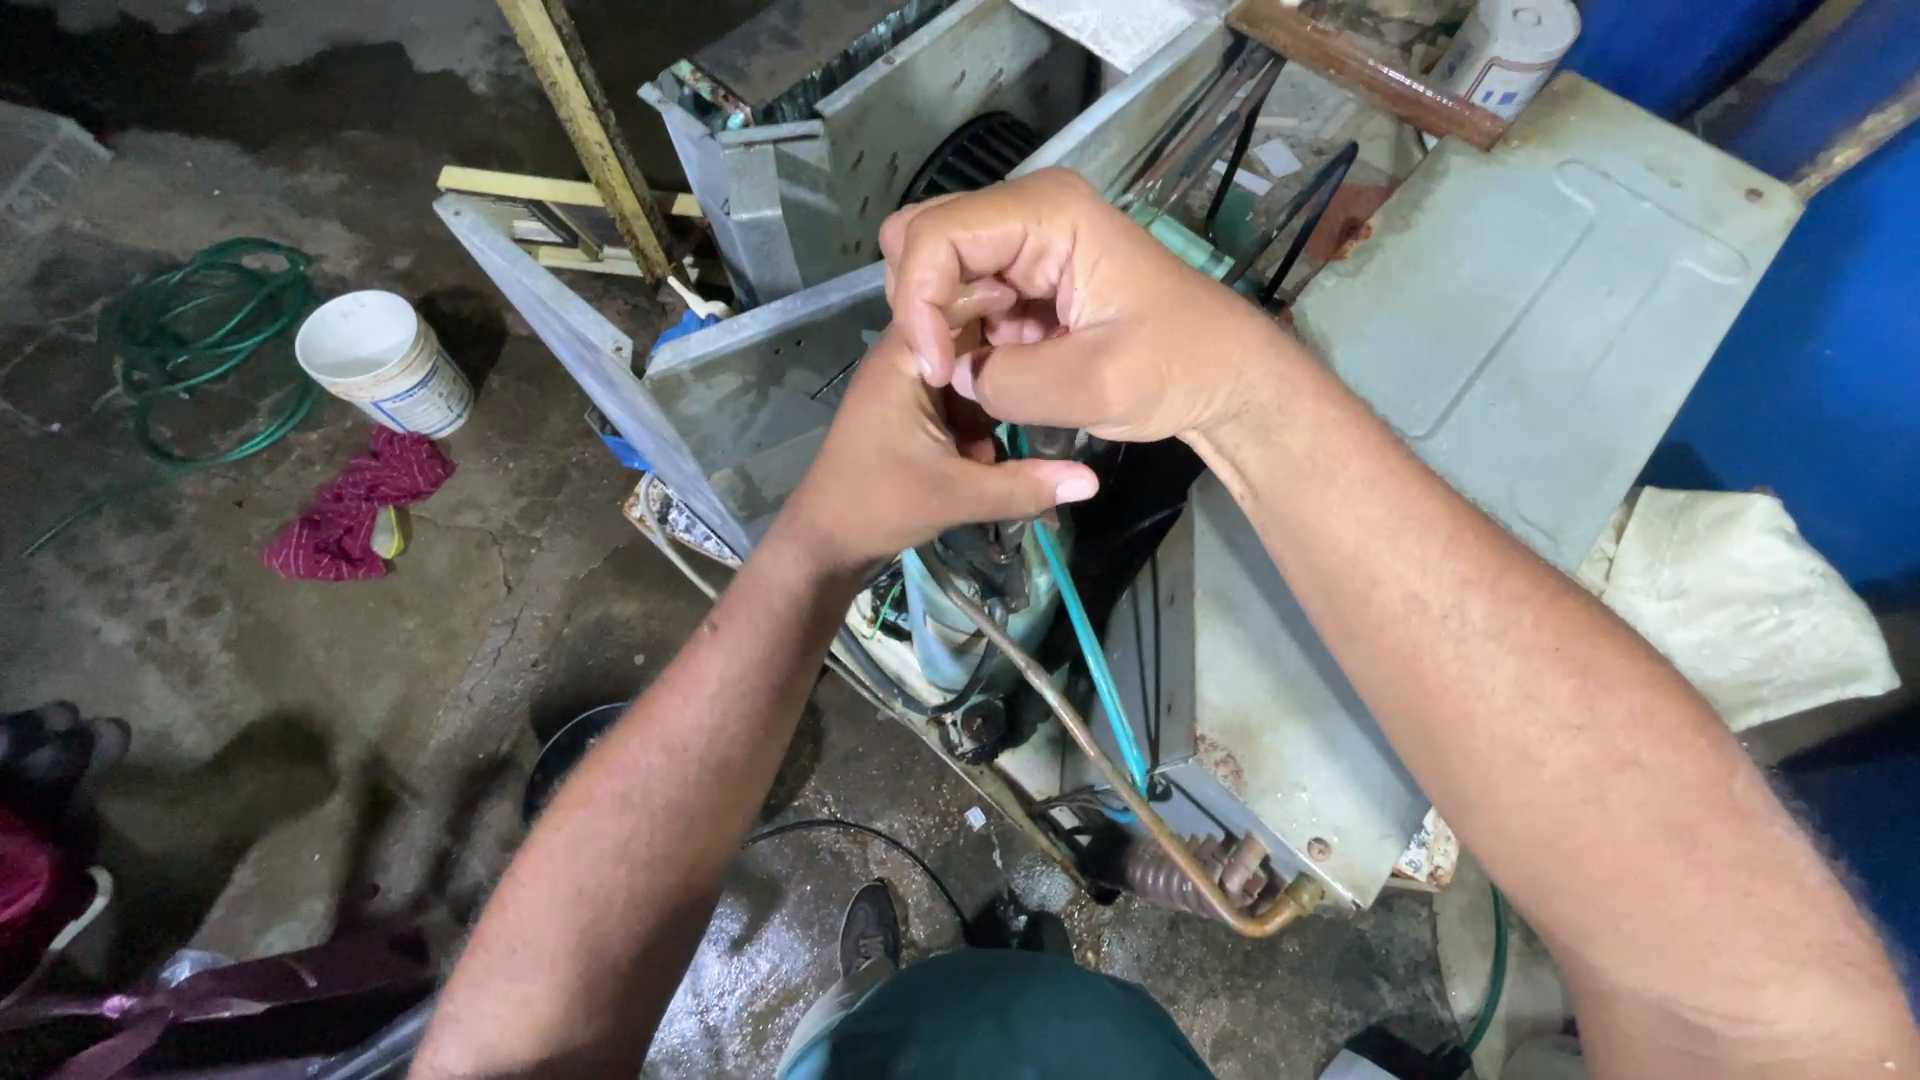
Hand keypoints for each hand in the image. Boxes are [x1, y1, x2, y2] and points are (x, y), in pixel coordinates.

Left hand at [772, 326, 1099, 573]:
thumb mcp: (955, 496)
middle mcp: (906, 360)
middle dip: (1012, 354)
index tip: (1059, 322)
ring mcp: (909, 386)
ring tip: (1036, 411)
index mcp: (906, 358)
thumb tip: (1091, 482)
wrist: (826, 541)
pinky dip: (980, 417)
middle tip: (1057, 371)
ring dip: (997, 393)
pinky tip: (996, 450)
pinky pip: (959, 398)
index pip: (961, 299)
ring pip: (969, 369)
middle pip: (971, 334)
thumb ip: (1024, 487)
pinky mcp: (914, 412)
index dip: (1012, 304)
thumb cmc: (877, 505)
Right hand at [880, 167, 1298, 444]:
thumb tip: (957, 373)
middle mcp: (1028, 213)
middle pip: (921, 237)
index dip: (918, 302)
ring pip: (935, 268)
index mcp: (1049, 213)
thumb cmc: (1176, 369)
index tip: (938, 370)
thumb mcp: (1096, 385)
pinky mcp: (1025, 279)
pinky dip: (962, 336)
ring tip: (981, 370)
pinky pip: (962, 299)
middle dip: (920, 305)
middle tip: (949, 365)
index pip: (935, 235)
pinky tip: (998, 367)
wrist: (1220, 377)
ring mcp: (1025, 244)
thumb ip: (1008, 382)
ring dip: (941, 324)